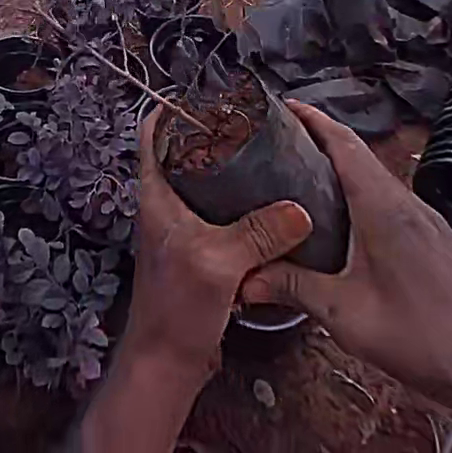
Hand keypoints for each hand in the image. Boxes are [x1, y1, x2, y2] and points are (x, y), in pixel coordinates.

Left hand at [120, 107, 313, 382]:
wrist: (167, 360)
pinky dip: (240, 202)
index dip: (169, 109)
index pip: (151, 134)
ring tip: (264, 153)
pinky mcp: (201, 248)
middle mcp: (165, 202)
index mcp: (155, 192)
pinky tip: (270, 203)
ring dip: (227, 169)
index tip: (202, 93)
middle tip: (247, 121)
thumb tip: (300, 209)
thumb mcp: (217, 262)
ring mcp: (182, 226)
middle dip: (209, 134)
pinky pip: (220, 213)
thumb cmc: (177, 304)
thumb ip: (257, 233)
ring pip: (203, 183)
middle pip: (182, 153)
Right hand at [239, 101, 451, 443]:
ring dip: (341, 161)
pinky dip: (360, 186)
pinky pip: (389, 195)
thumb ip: (294, 288)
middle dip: (320, 135)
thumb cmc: (428, 339)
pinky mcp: (436, 238)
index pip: (344, 142)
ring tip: (302, 169)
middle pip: (358, 152)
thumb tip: (244, 279)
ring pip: (375, 173)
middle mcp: (406, 202)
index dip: (312, 118)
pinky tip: (344, 213)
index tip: (283, 105)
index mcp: (382, 206)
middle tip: (280, 136)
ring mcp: (426, 219)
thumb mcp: (348, 317)